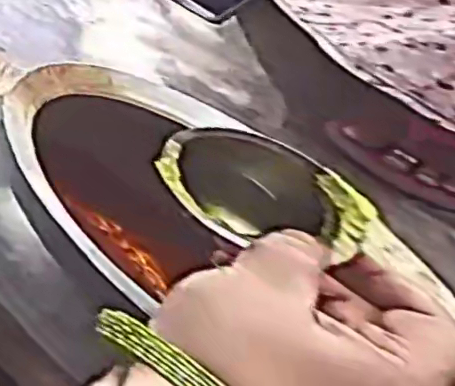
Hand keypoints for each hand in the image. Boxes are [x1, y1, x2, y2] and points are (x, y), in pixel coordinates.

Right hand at [153, 232, 454, 385]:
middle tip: (273, 249)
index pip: (429, 316)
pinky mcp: (294, 378)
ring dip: (287, 287)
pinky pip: (301, 337)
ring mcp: (334, 382)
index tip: (332, 244)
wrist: (183, 383)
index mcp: (401, 372)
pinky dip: (271, 308)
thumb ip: (289, 254)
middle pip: (375, 318)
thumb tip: (306, 241)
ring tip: (241, 264)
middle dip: (319, 275)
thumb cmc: (232, 352)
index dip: (379, 272)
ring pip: (331, 325)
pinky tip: (232, 289)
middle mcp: (378, 382)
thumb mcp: (257, 284)